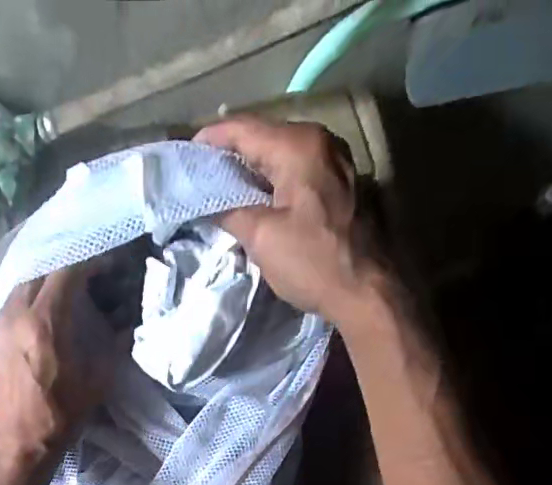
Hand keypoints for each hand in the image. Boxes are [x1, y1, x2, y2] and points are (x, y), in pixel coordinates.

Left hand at [0, 262, 122, 484]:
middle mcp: (17, 312)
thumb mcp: (98, 377)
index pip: (68, 269)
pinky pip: (14, 295)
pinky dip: (34, 289)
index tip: (110, 263)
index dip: (92, 261)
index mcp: (45, 321)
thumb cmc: (61, 413)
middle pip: (43, 267)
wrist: (19, 442)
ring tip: (72, 283)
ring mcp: (1, 320)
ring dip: (49, 275)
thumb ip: (114, 341)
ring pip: (26, 279)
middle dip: (69, 263)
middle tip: (92, 270)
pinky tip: (49, 301)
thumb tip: (127, 318)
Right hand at [195, 116, 390, 323]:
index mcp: (297, 146)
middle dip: (228, 153)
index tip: (184, 157)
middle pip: (262, 136)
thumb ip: (228, 210)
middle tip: (198, 174)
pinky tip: (254, 197)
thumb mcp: (260, 237)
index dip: (209, 140)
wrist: (366, 290)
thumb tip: (205, 200)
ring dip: (250, 167)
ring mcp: (334, 160)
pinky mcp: (339, 183)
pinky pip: (295, 169)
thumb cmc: (312, 261)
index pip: (242, 128)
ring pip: (279, 153)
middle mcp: (319, 141)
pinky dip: (271, 178)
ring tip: (220, 187)